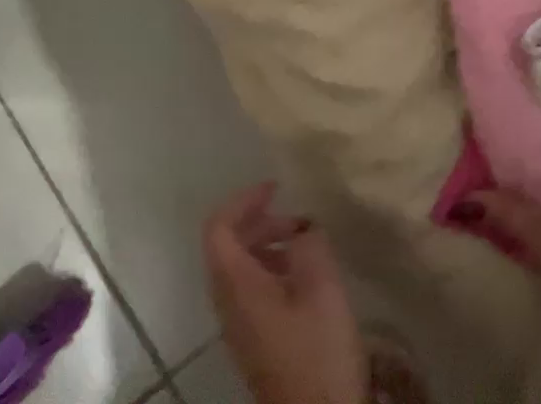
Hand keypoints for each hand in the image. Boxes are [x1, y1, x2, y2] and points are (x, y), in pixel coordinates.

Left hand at [203, 183, 367, 403]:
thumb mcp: (322, 290)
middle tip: (299, 220)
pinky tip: (304, 283)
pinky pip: (249, 292)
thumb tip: (303, 228)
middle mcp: (225, 300)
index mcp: (235, 282)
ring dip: (267, 247)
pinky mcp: (252, 342)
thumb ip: (310, 246)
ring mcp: (236, 324)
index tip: (276, 188)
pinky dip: (270, 272)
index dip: (243, 200)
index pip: (218, 225)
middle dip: (260, 222)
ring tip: (306, 247)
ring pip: (239, 269)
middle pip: (227, 245)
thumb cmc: (318, 352)